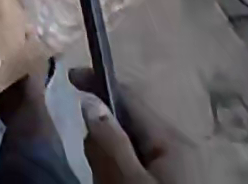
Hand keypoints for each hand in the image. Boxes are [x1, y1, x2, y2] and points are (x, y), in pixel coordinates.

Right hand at [69, 67, 186, 183]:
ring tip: (103, 175)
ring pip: (130, 145)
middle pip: (127, 121)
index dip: (97, 81)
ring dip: (111, 154)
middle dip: (103, 129)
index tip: (70, 75)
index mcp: (171, 135)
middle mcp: (177, 143)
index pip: (128, 95)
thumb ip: (110, 141)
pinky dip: (121, 169)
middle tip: (88, 152)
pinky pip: (139, 165)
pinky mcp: (172, 181)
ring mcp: (177, 167)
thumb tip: (89, 99)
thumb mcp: (129, 181)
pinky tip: (115, 180)